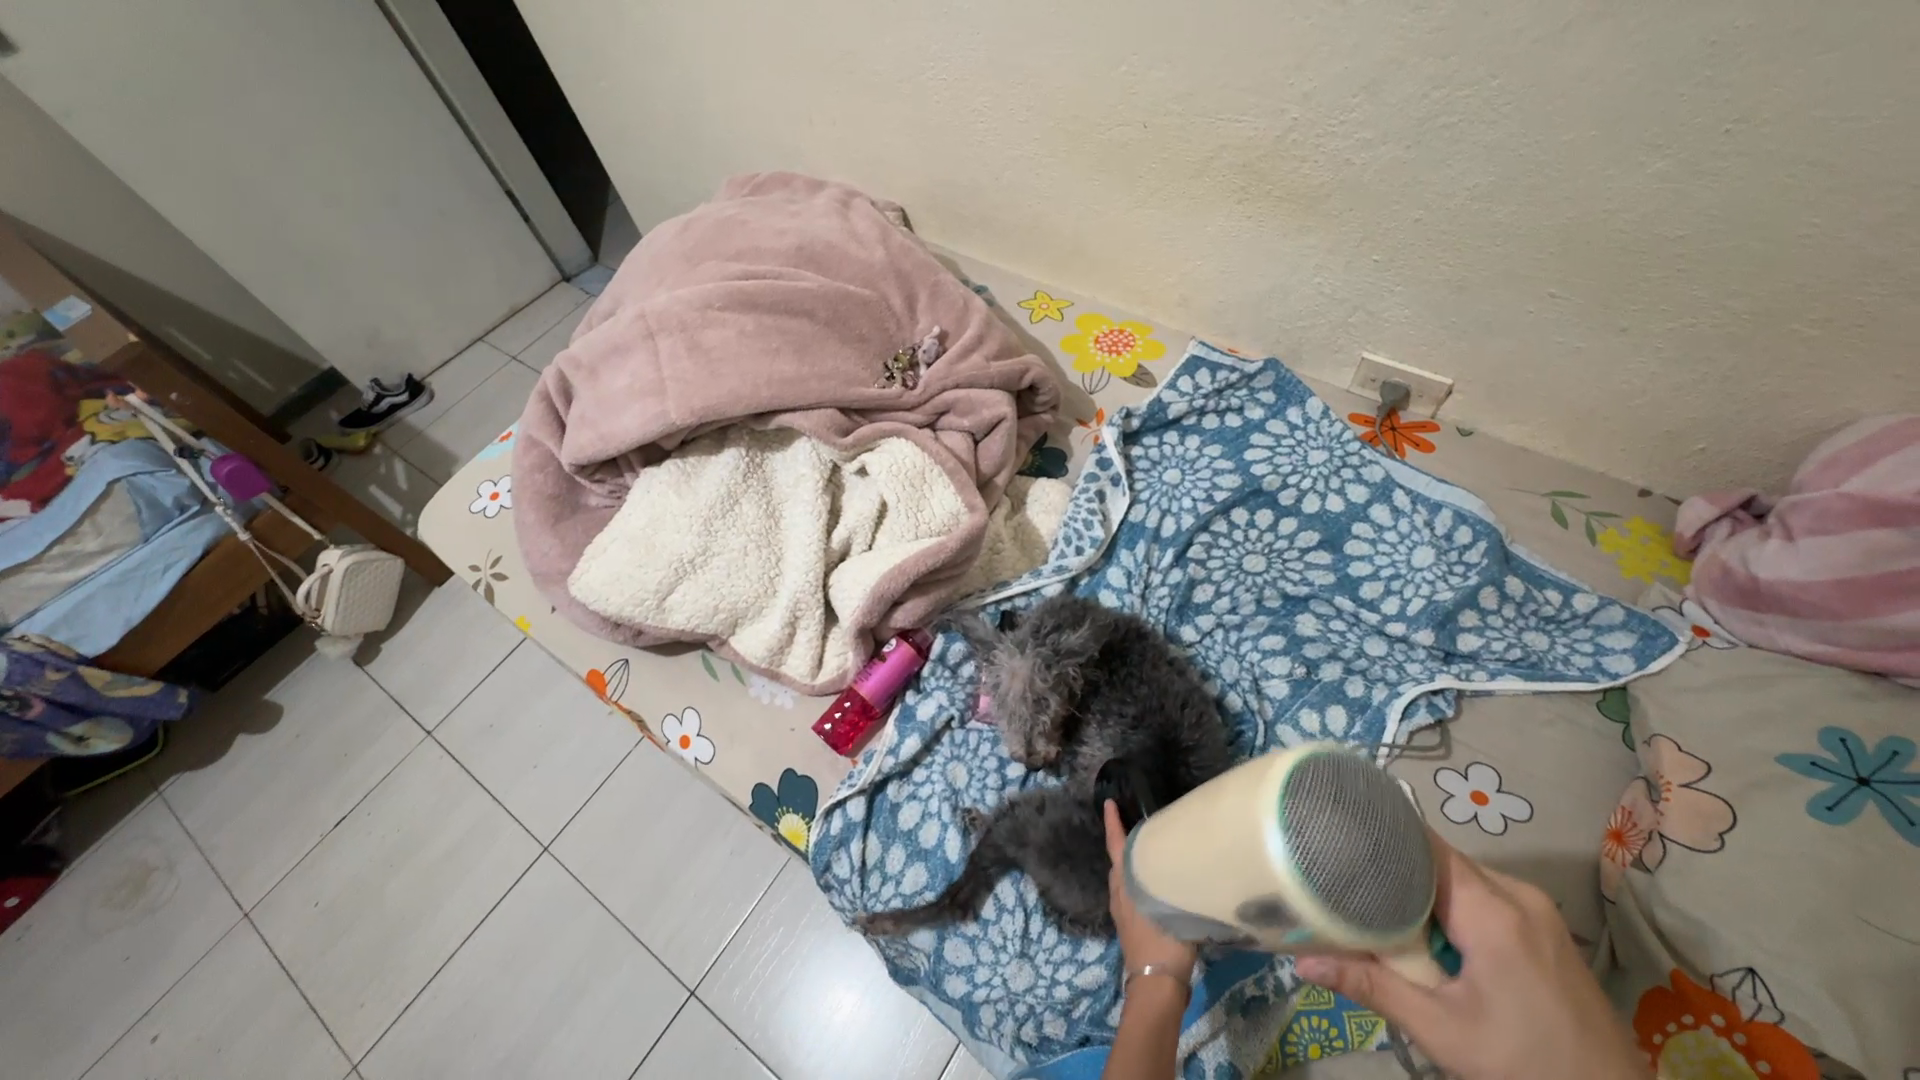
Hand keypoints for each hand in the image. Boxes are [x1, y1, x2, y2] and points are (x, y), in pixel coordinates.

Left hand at [1104, 800, 1195, 975]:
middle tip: (1141, 821)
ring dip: (1133, 861)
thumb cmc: (1166, 942)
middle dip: (1125, 840)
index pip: (1116, 845)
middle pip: (1119, 859)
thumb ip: (1175, 882)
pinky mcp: (1128, 923)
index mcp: (1125, 884)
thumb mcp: (1173, 906)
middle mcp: (1119, 892)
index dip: (1112, 823)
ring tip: (1151, 848)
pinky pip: (1130, 891)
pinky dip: (1138, 879)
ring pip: (1124, 876)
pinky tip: (1154, 882)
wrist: (1156, 984)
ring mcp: (1121, 909)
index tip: (1108, 802)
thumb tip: (1187, 862)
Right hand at [1295, 833, 1646, 1079]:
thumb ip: (1373, 985)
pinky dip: (1448, 906)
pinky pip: (1483, 895)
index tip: (1334, 836)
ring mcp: (1537, 909)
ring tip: (1372, 906)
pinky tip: (1424, 934)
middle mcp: (1517, 894)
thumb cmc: (1525, 1065)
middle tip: (1339, 877)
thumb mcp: (1441, 1030)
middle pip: (1438, 859)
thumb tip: (1303, 960)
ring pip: (1459, 877)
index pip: (1423, 844)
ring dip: (1419, 890)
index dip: (1378, 835)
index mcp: (1491, 909)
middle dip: (1390, 869)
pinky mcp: (1545, 928)